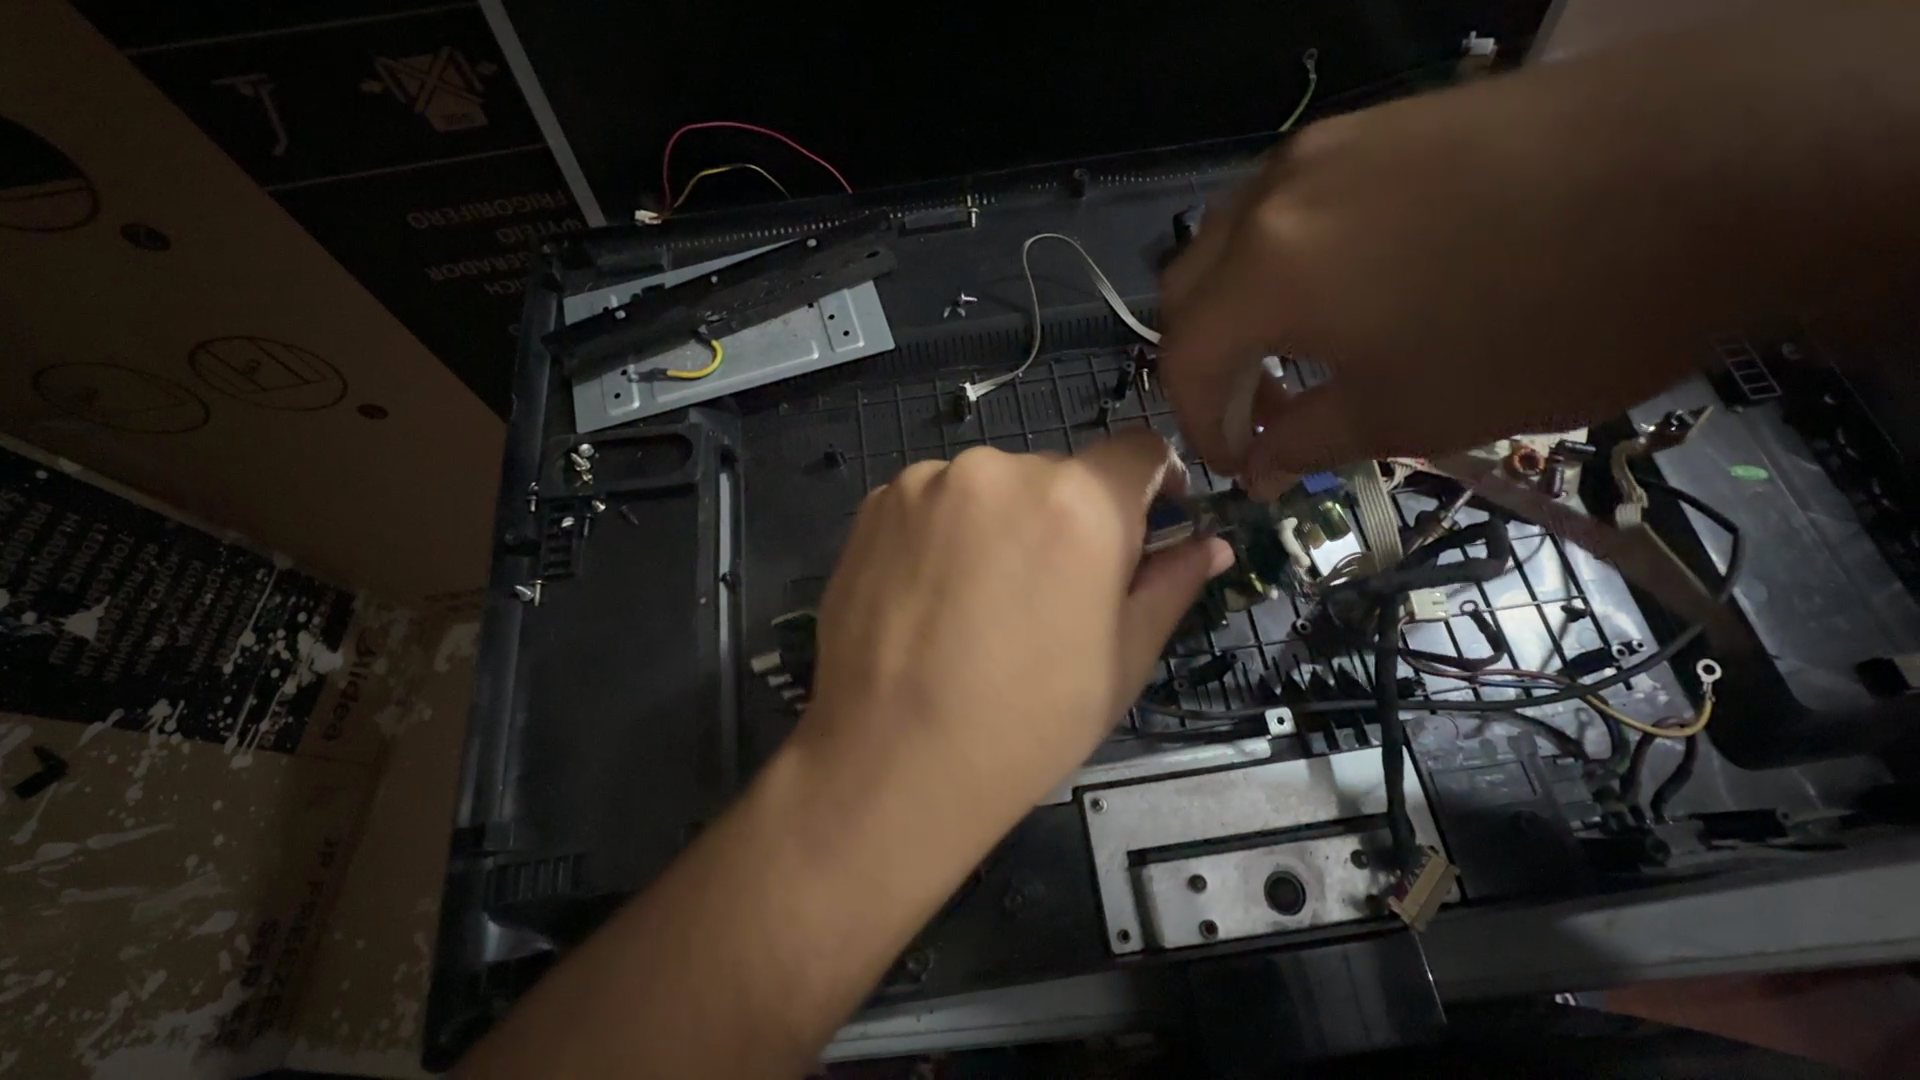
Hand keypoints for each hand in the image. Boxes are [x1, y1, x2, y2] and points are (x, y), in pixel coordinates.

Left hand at [793, 430, 1232, 825]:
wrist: (890, 761)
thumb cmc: (1026, 723)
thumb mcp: (1122, 660)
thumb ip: (1169, 585)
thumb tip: (1210, 544)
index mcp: (1079, 502)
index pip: (1138, 450)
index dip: (1154, 484)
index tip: (1147, 526)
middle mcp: (1002, 470)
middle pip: (1059, 474)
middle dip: (1070, 519)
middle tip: (1054, 595)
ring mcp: (928, 482)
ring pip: (992, 489)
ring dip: (1003, 524)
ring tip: (982, 603)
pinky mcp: (874, 504)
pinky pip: (933, 502)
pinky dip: (945, 533)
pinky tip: (932, 596)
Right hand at [1158, 1, 1919, 494]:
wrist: (1725, 169)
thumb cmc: (1547, 323)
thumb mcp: (1412, 411)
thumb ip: (1307, 441)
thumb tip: (1259, 468)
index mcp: (1267, 274)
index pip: (1183, 361)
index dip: (1198, 426)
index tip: (1238, 467)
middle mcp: (1272, 198)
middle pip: (1187, 292)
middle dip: (1208, 364)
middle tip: (1263, 411)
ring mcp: (1326, 149)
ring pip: (1233, 241)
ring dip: (1242, 308)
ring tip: (1304, 351)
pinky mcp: (1381, 124)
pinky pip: (1291, 203)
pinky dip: (1286, 261)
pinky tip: (1350, 286)